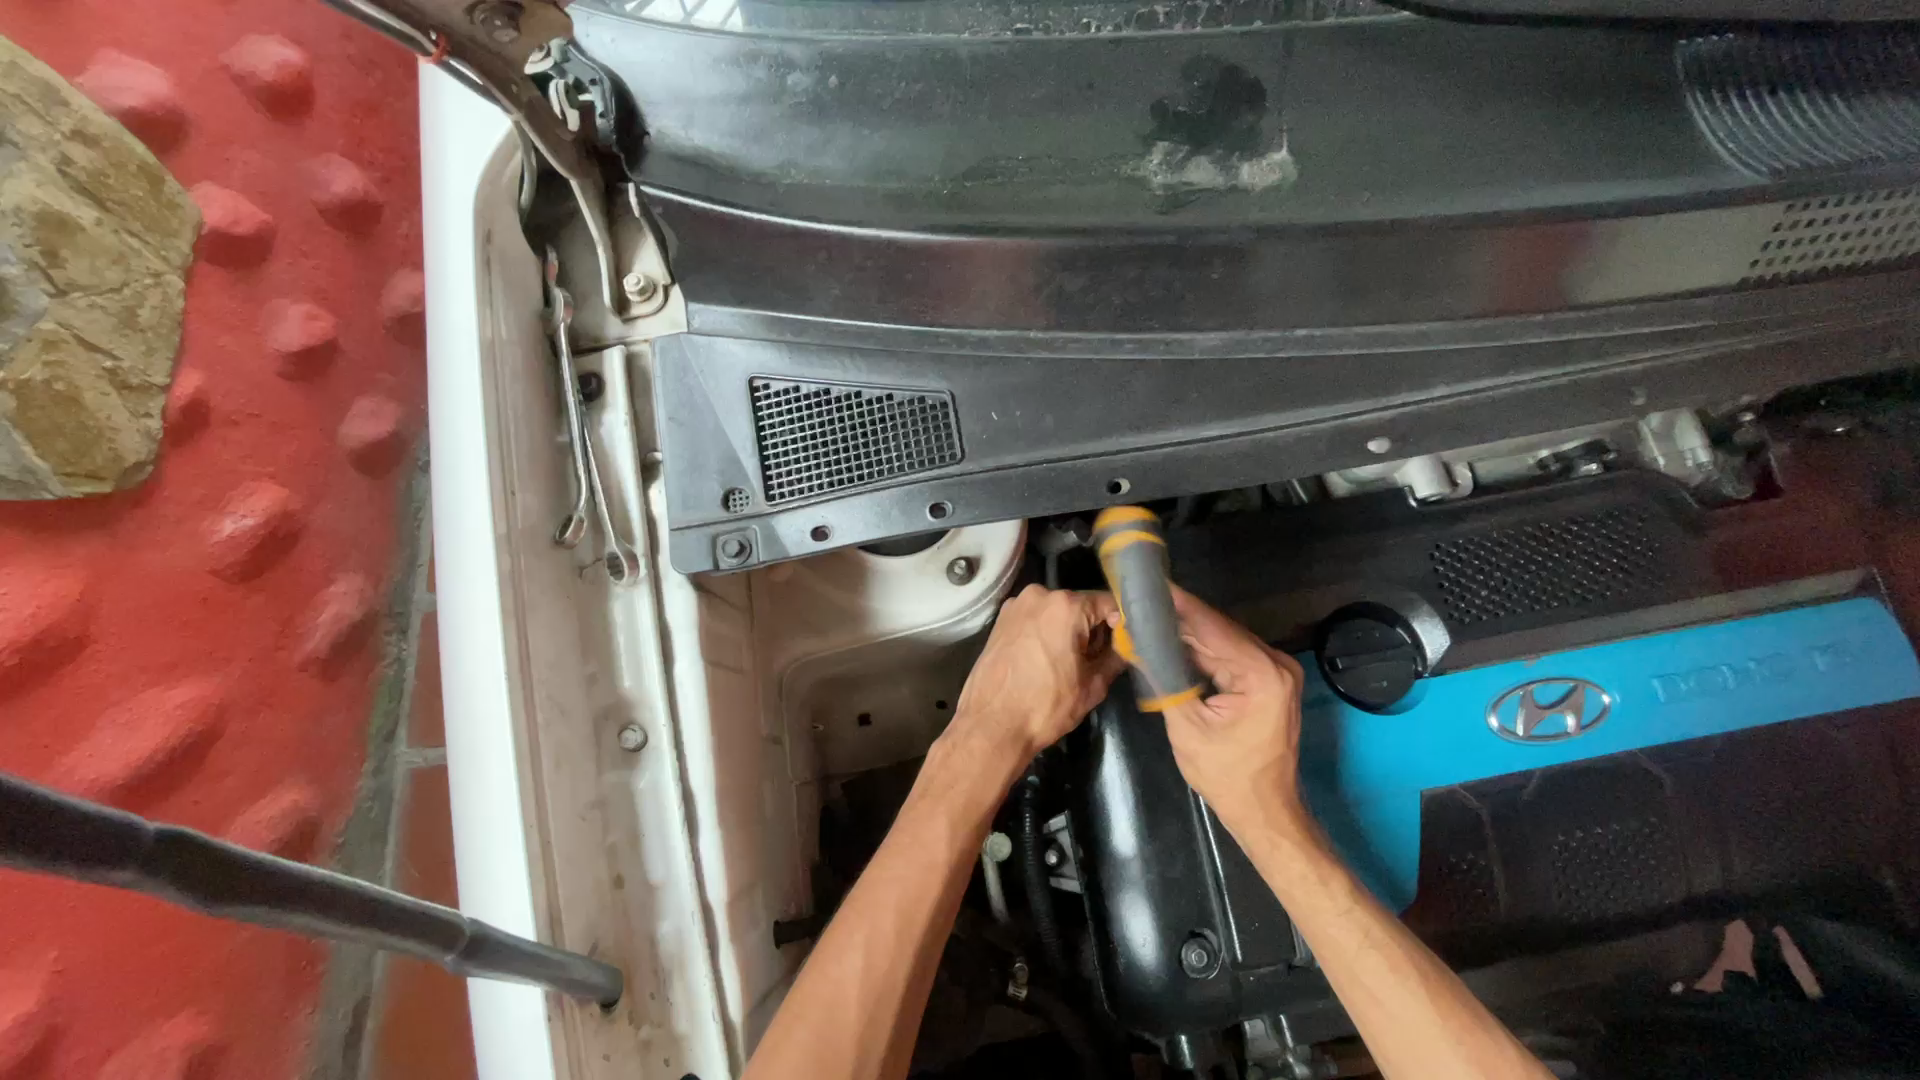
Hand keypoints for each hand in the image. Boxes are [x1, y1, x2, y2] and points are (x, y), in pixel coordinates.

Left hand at [948, 585, 1125, 760]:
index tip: (1124, 646)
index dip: (1121, 625)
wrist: (990, 725)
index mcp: (1066, 605)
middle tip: (1095, 661)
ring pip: (1056, 612)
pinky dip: (1046, 633)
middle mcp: (1039, 595)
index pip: (1109, 604)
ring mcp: (1015, 605)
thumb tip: (1127, 646)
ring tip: (1068, 665)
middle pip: (1081, 606)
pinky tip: (1045, 661)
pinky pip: (1035, 620)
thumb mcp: (1092, 685)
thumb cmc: (1045, 706)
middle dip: (1093, 629)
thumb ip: (1116, 657)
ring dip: (1068, 632)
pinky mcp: (1000, 620)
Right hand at [1158, 587, 1312, 837]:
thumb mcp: (1187, 726)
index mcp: (1261, 673)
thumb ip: (1162, 677)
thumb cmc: (1226, 776)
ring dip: (1187, 633)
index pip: (1212, 627)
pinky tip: (1172, 641)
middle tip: (1140, 601)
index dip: (1177, 605)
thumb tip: (1132, 641)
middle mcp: (1275, 664)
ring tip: (1149, 615)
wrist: (1264, 812)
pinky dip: (1202, 651)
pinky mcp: (1268, 681)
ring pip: (1222, 641)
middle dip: (1178, 618)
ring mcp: (1275, 672)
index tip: (1149, 584)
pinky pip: (1229, 656)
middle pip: (1218, 630)